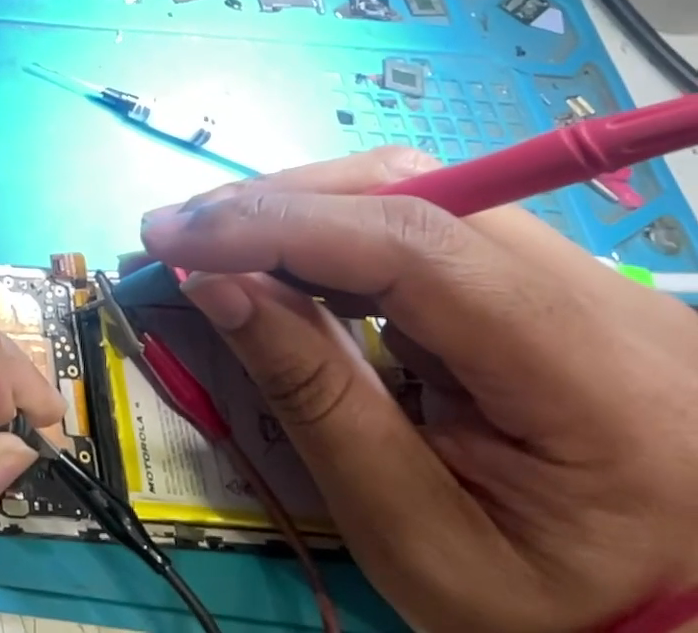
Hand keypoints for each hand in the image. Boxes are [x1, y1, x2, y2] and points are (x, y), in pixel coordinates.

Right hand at [140, 147, 697, 632]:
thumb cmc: (543, 613)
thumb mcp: (414, 536)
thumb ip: (315, 401)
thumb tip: (212, 283)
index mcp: (597, 384)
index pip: (420, 247)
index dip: (280, 224)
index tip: (170, 237)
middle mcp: (615, 305)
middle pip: (418, 195)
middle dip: (276, 205)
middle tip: (176, 238)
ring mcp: (594, 288)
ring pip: (417, 196)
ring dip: (297, 214)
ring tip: (212, 248)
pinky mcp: (559, 291)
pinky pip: (427, 230)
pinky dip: (333, 239)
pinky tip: (281, 268)